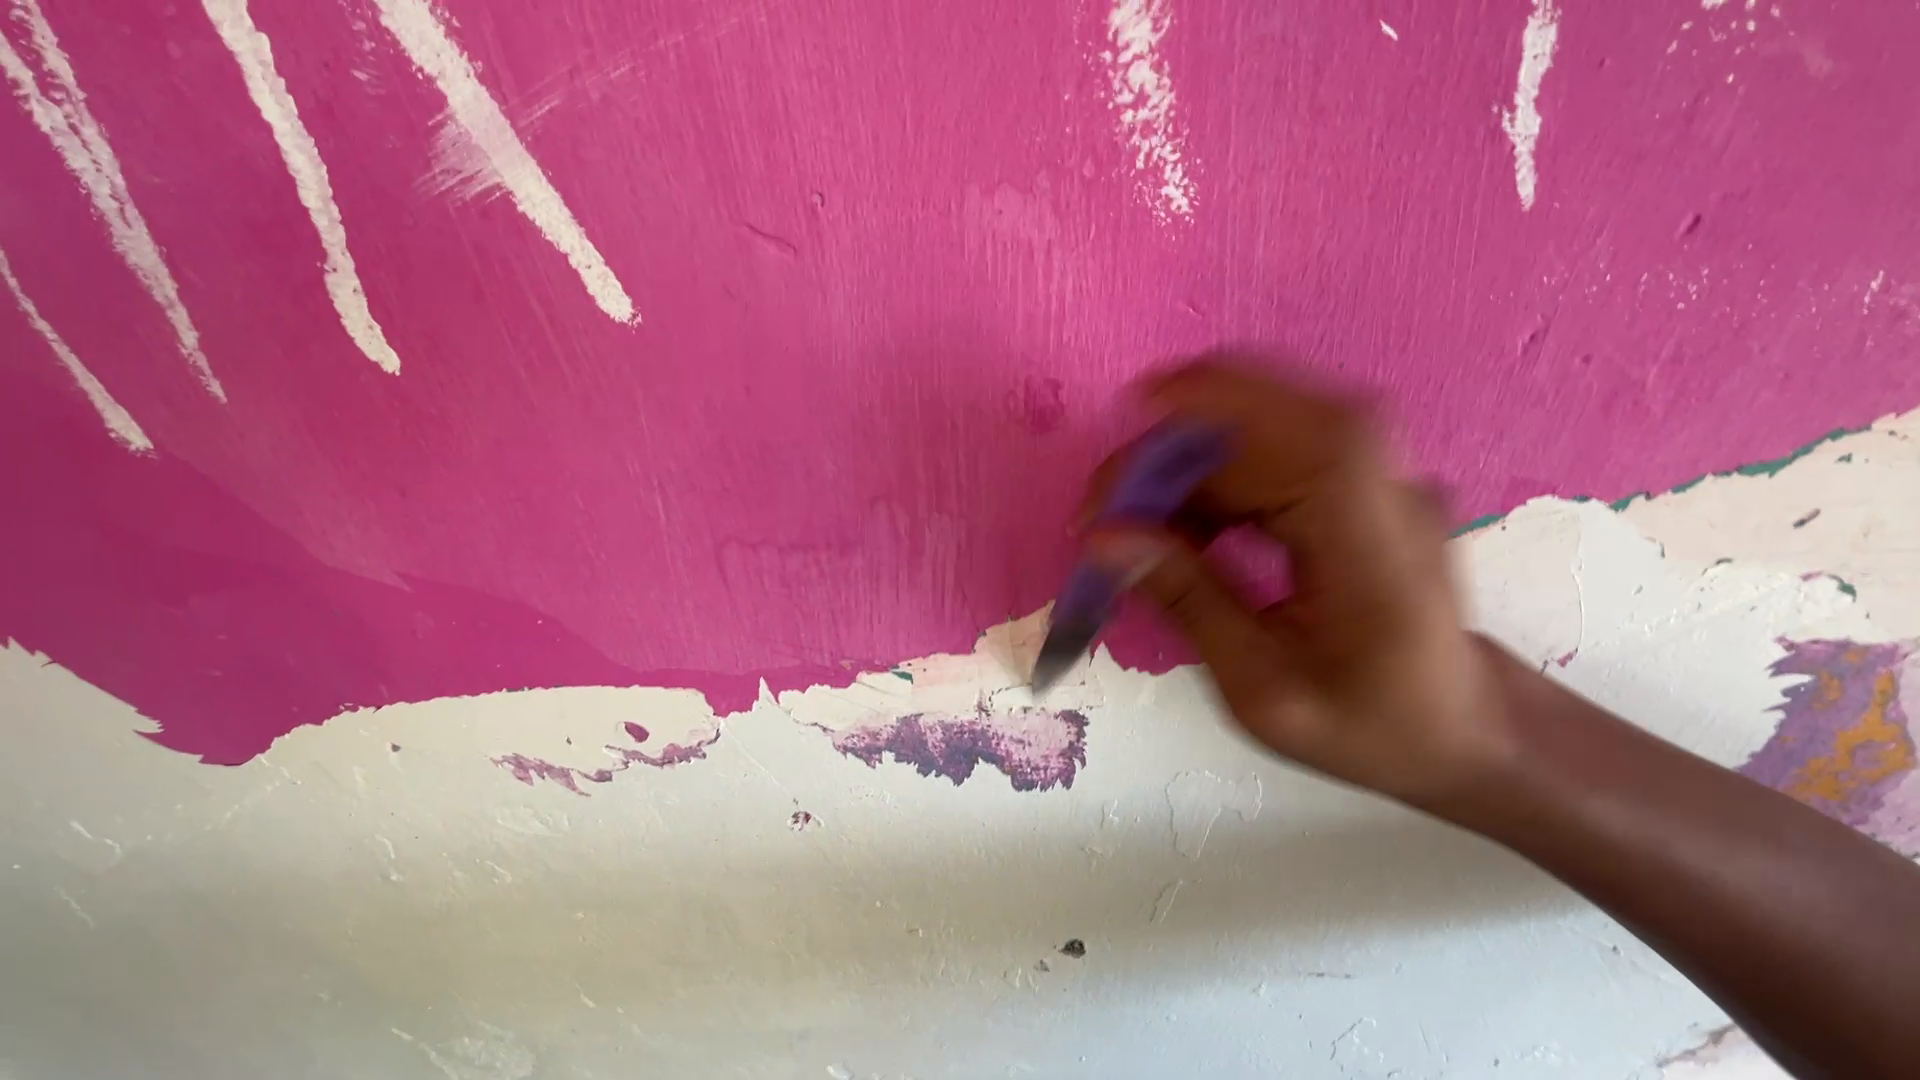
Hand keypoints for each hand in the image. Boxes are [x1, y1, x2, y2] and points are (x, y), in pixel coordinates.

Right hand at [1081, 358, 1521, 808]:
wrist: (1463, 730)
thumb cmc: (1368, 727)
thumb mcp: (1263, 689)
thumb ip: (1187, 602)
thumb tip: (1104, 536)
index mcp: (1371, 538)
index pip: (1287, 430)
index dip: (1195, 421)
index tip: (1115, 458)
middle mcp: (1385, 483)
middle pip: (1263, 413)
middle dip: (1169, 448)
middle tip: (1109, 516)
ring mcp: (1381, 474)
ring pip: (1262, 422)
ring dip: (1186, 462)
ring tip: (1139, 528)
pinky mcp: (1364, 479)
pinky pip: (1274, 447)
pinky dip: (1216, 476)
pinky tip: (1189, 528)